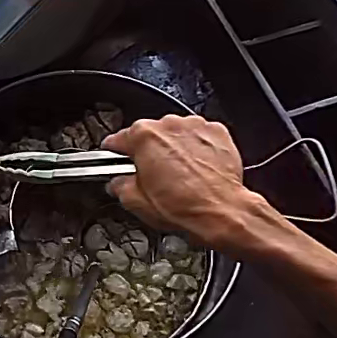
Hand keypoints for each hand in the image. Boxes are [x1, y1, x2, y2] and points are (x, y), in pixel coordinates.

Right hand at [103, 115, 266, 248]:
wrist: (223, 212)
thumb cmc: (184, 206)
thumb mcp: (134, 202)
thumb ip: (119, 185)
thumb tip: (118, 182)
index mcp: (143, 136)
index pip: (117, 140)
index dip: (113, 155)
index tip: (116, 163)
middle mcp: (168, 125)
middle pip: (147, 135)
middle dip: (147, 153)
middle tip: (152, 178)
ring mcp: (194, 126)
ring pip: (174, 135)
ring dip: (172, 150)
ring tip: (178, 176)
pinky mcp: (217, 133)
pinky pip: (198, 137)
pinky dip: (195, 149)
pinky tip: (195, 170)